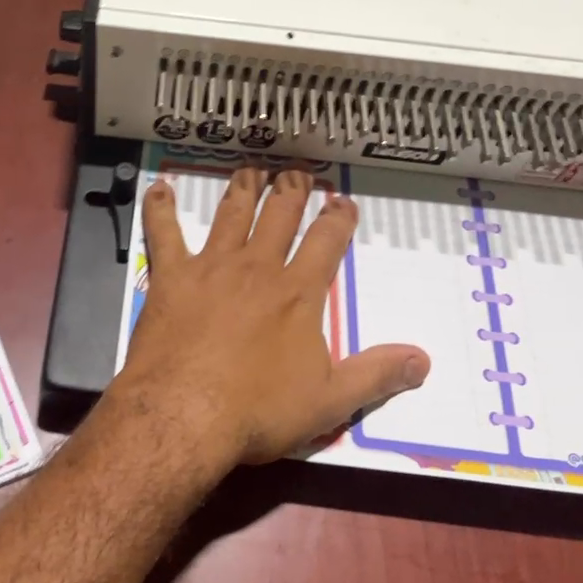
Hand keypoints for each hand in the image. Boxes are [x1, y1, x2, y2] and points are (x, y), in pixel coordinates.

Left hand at [114, 166, 430, 466]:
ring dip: (243, 188)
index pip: (326, 243)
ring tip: (250, 168)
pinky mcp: (170, 278)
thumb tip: (423, 360)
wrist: (184, 413)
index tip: (342, 203)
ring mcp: (211, 268)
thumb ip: (375, 376)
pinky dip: (160, 208)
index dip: (337, 219)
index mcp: (297, 294)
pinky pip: (164, 233)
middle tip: (296, 172)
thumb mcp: (329, 402)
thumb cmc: (258, 411)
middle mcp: (257, 269)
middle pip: (279, 216)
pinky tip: (159, 188)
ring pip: (230, 214)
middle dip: (291, 190)